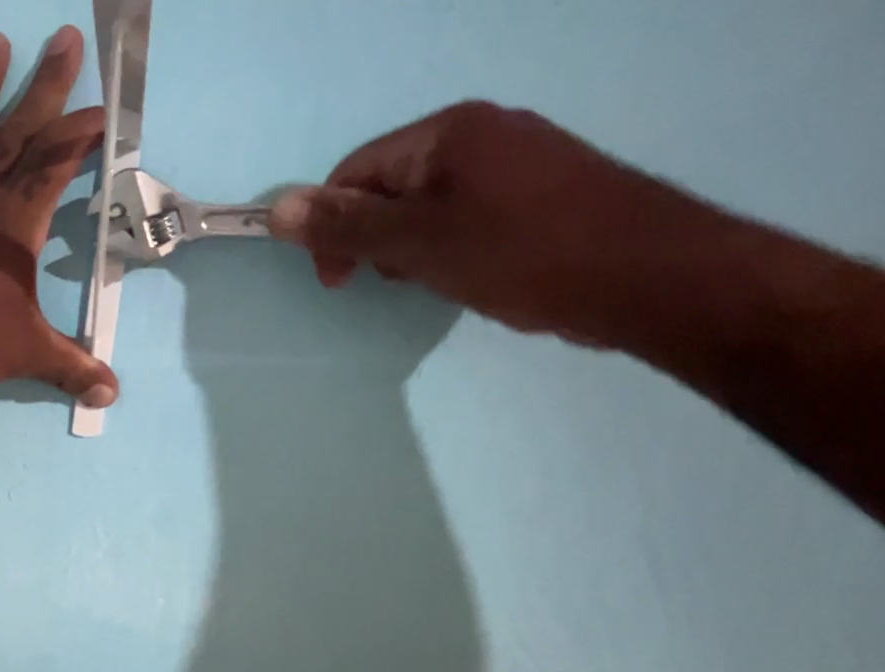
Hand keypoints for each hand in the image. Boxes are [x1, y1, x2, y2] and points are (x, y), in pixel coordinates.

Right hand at [269, 101, 703, 347]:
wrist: (648, 276)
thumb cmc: (520, 253)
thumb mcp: (418, 242)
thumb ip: (346, 226)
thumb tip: (277, 209)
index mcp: (449, 133)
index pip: (356, 171)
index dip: (330, 225)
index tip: (336, 280)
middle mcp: (484, 134)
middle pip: (392, 186)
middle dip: (375, 238)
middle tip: (390, 282)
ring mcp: (520, 162)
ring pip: (430, 207)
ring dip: (413, 249)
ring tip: (436, 283)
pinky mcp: (544, 194)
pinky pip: (470, 216)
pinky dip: (453, 249)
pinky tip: (472, 277)